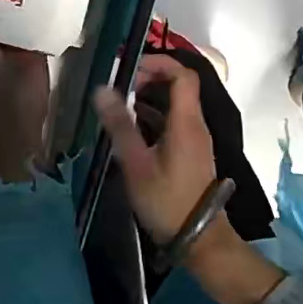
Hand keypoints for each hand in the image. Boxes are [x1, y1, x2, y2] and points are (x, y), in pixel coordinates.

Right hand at [94, 55, 285, 303]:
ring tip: (117, 106)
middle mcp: (194, 125)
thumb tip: (102, 89)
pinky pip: (171, 122)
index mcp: (186, 122)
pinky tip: (129, 129)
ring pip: (173, 105)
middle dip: (148, 78)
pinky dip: (151, 116)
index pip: (182, 75)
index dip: (157, 63)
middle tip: (118, 87)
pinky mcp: (189, 153)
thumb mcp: (137, 164)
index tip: (128, 68)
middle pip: (178, 86)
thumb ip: (120, 126)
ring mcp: (193, 139)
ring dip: (147, 98)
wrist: (200, 240)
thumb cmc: (168, 202)